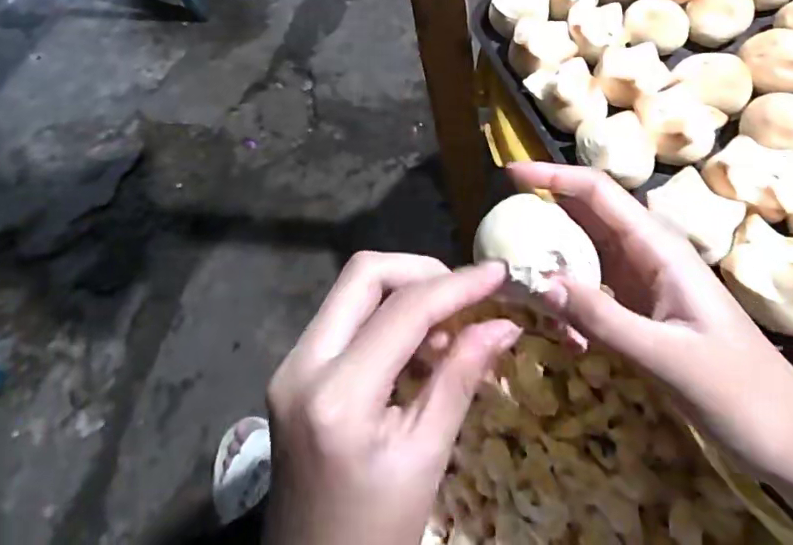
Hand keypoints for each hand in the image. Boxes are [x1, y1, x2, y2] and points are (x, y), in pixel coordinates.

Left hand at [263, 253, 519, 544]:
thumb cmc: (377, 533)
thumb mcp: (425, 459)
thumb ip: (459, 379)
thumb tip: (502, 324)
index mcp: (336, 395)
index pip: (402, 311)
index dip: (455, 286)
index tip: (497, 274)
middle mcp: (301, 364)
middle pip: (363, 275)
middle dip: (421, 273)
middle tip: (466, 296)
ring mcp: (289, 364)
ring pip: (349, 291)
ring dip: (401, 294)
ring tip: (447, 329)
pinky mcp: (291, 371)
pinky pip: (340, 320)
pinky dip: (381, 318)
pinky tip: (415, 346)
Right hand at [506, 162, 792, 479]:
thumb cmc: (744, 396)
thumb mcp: (670, 359)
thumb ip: (604, 318)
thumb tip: (539, 280)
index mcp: (661, 250)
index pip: (599, 193)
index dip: (553, 175)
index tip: (509, 173)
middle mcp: (649, 257)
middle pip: (586, 216)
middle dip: (541, 213)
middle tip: (496, 226)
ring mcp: (644, 284)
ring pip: (585, 252)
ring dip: (550, 257)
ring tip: (511, 270)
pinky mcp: (641, 312)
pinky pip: (592, 290)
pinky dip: (566, 296)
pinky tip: (550, 321)